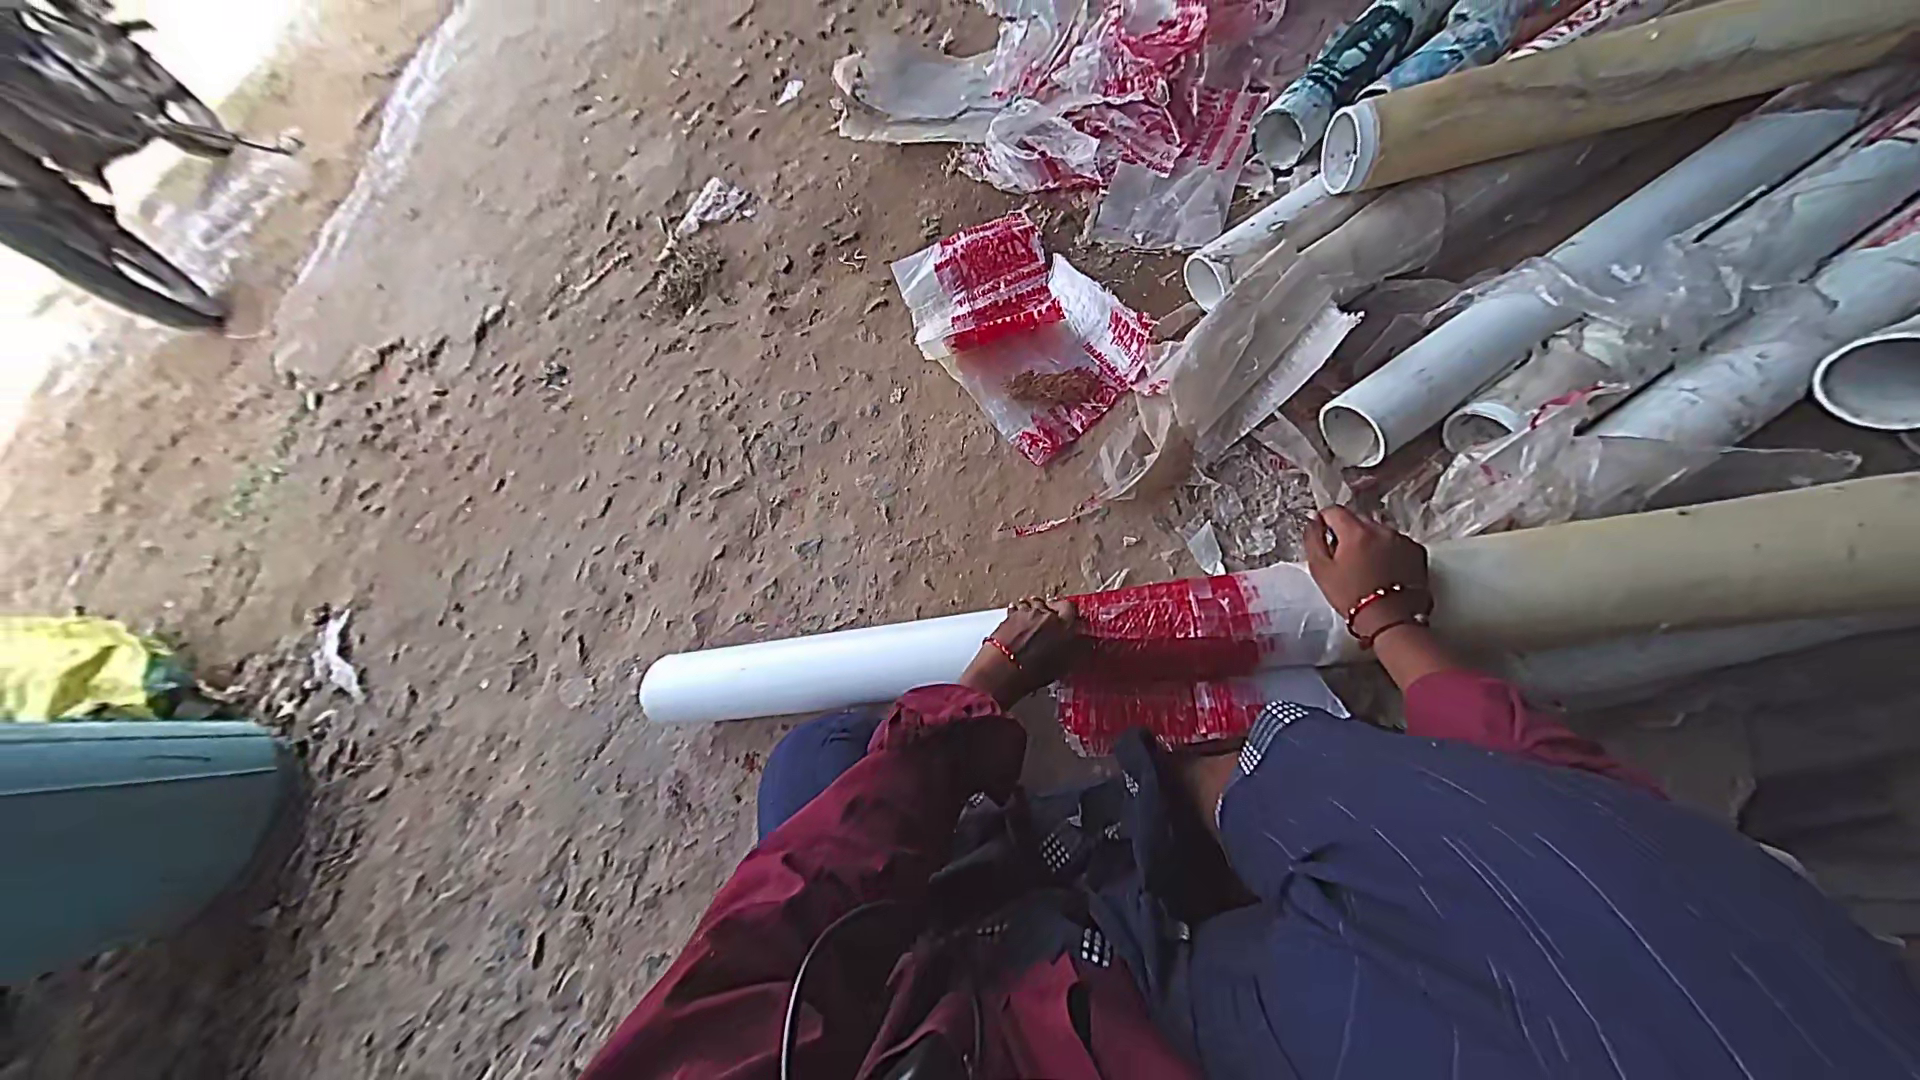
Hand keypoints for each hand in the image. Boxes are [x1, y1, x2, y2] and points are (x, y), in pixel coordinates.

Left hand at [959, 597, 1081, 707]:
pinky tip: (1016, 621)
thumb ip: (1074, 650)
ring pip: (1032, 604)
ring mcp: (1028, 612)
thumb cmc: (1034, 672)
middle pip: (1050, 604)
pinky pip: (1017, 608)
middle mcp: (1047, 614)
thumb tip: (1082, 645)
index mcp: (1065, 625)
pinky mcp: (1010, 614)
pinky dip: (1018, 613)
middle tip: (1047, 621)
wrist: (1004, 669)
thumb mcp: (1063, 666)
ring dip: (1032, 610)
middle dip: (1048, 610)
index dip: (1067, 613)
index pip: (1070, 608)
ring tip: (1030, 622)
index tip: (1065, 618)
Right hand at [1305, 506, 1429, 639]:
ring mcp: (1402, 539)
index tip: (1322, 535)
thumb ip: (1313, 539)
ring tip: (1363, 565)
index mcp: (1355, 531)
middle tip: (1342, 556)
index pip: (1334, 510)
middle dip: (1347, 532)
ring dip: (1367, 540)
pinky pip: (1395, 541)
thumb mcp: (1320, 568)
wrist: (1390, 618)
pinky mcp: (1417, 551)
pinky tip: (1382, 569)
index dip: (1324, 521)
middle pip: (1357, 519)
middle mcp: (1382, 529)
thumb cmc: (1350, 595)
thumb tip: (1313, 522)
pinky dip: (1386, 549)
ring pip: (1377, 530)